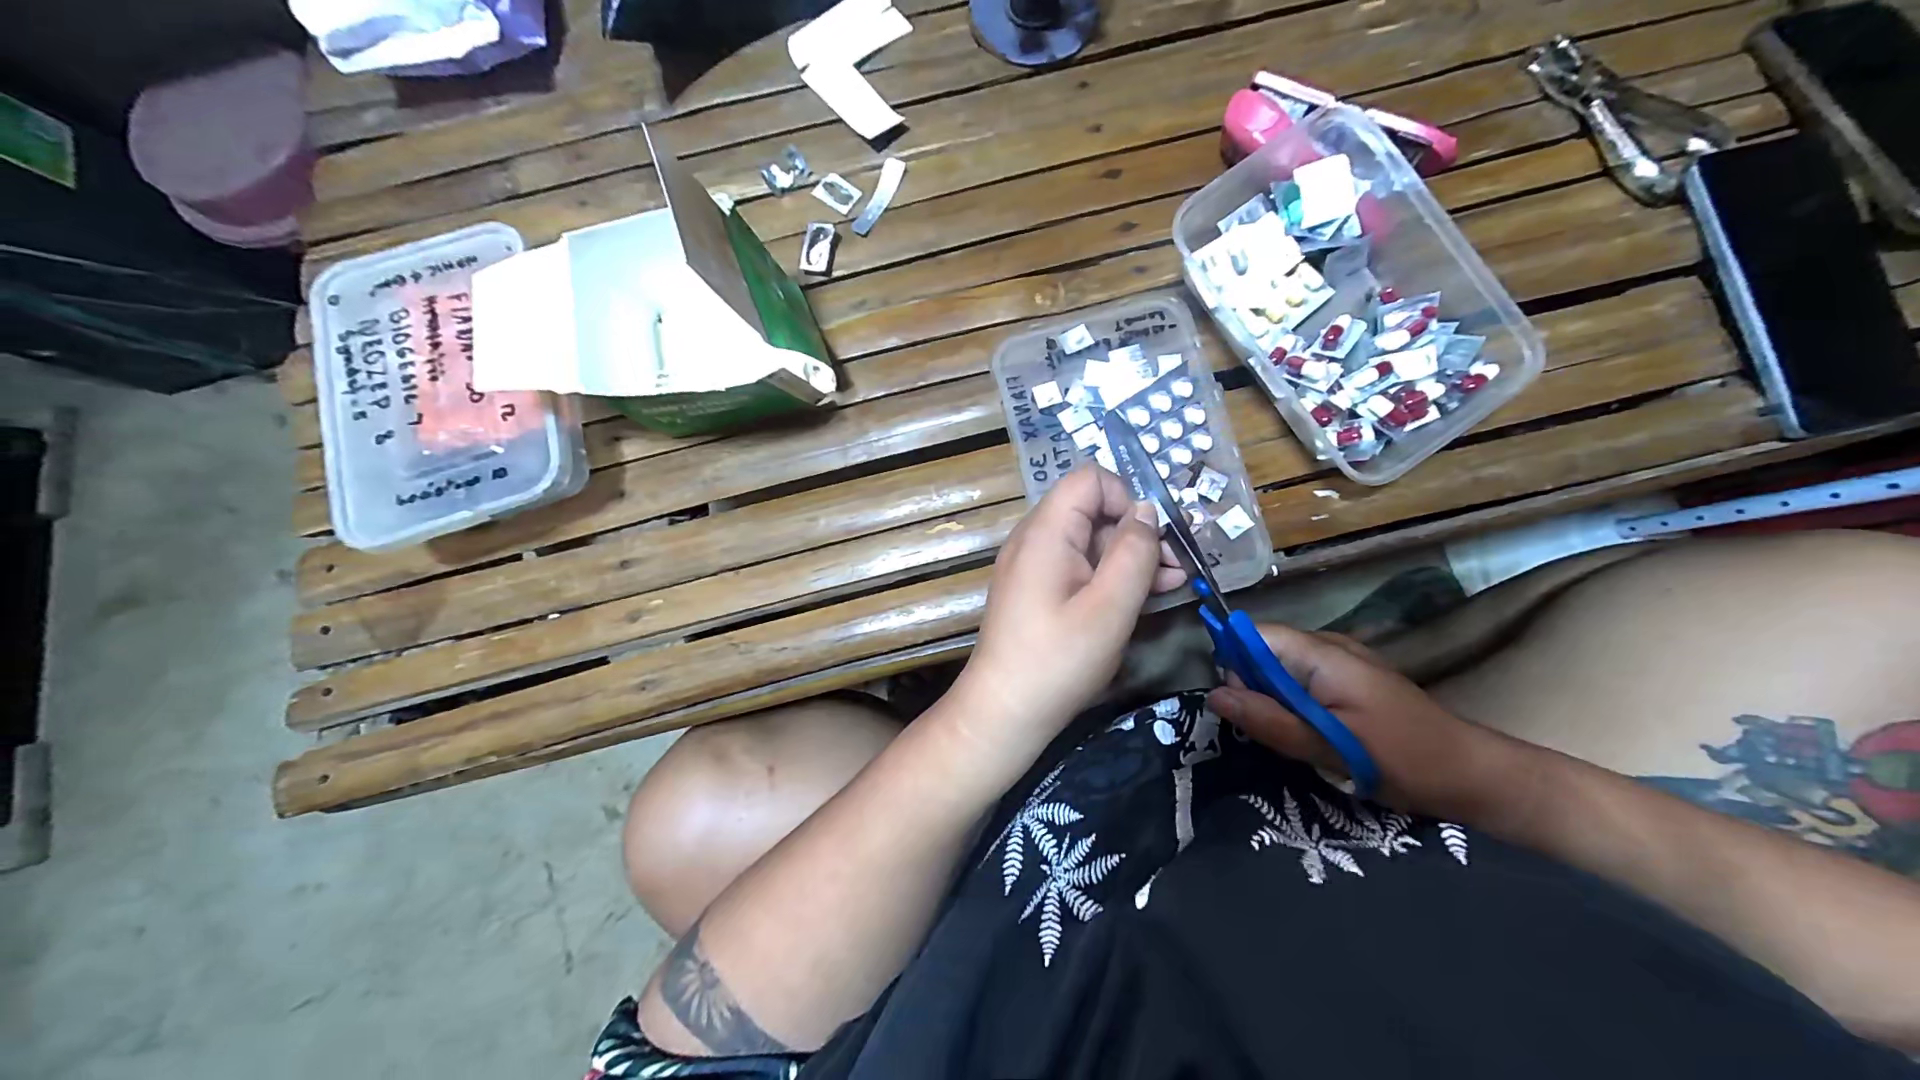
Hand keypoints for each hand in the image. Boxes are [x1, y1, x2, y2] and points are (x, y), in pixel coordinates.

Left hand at [950, 467, 1183, 758]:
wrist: (1005, 711)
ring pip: (1090, 540)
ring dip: (1131, 557)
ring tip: (1171, 585)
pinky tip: (1142, 596)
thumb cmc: (1058, 660)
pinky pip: (1078, 566)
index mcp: (1045, 532)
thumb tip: (1148, 511)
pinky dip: (1110, 575)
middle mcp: (1034, 539)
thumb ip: (1134, 552)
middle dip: (1138, 532)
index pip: (1090, 480)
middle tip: (1176, 569)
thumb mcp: (1110, 606)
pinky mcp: (1037, 590)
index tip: (1154, 540)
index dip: (1127, 499)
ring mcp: (1033, 565)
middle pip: (1092, 510)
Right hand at [1206, 623, 1517, 820]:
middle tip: (1267, 732)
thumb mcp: (1328, 747)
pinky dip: (1293, 704)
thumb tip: (1214, 695)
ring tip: (1289, 737)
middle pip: (1265, 651)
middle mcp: (1330, 647)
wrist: (1474, 775)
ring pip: (1282, 669)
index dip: (1234, 663)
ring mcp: (1343, 661)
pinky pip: (1302, 680)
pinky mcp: (1350, 679)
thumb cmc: (1402, 760)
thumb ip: (1270, 721)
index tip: (1236, 705)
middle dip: (1253, 687)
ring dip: (1273, 699)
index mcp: (1323, 654)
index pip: (1254, 635)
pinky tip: (1309, 734)